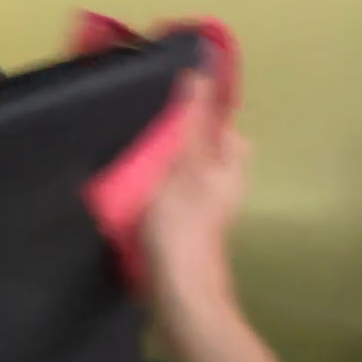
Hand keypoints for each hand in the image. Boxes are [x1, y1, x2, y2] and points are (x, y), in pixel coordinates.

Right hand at [142, 73, 249, 324]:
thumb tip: (199, 74)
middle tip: (140, 111)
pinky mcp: (183, 213)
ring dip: (160, 146)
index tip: (161, 82)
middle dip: (173, 122)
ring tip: (130, 136)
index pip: (216, 112)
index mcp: (231, 158)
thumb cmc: (183, 221)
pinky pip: (169, 178)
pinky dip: (153, 171)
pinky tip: (130, 171)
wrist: (177, 287)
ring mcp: (203, 196)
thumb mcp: (187, 162)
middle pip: (197, 133)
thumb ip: (191, 120)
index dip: (193, 95)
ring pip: (182, 156)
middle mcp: (223, 174)